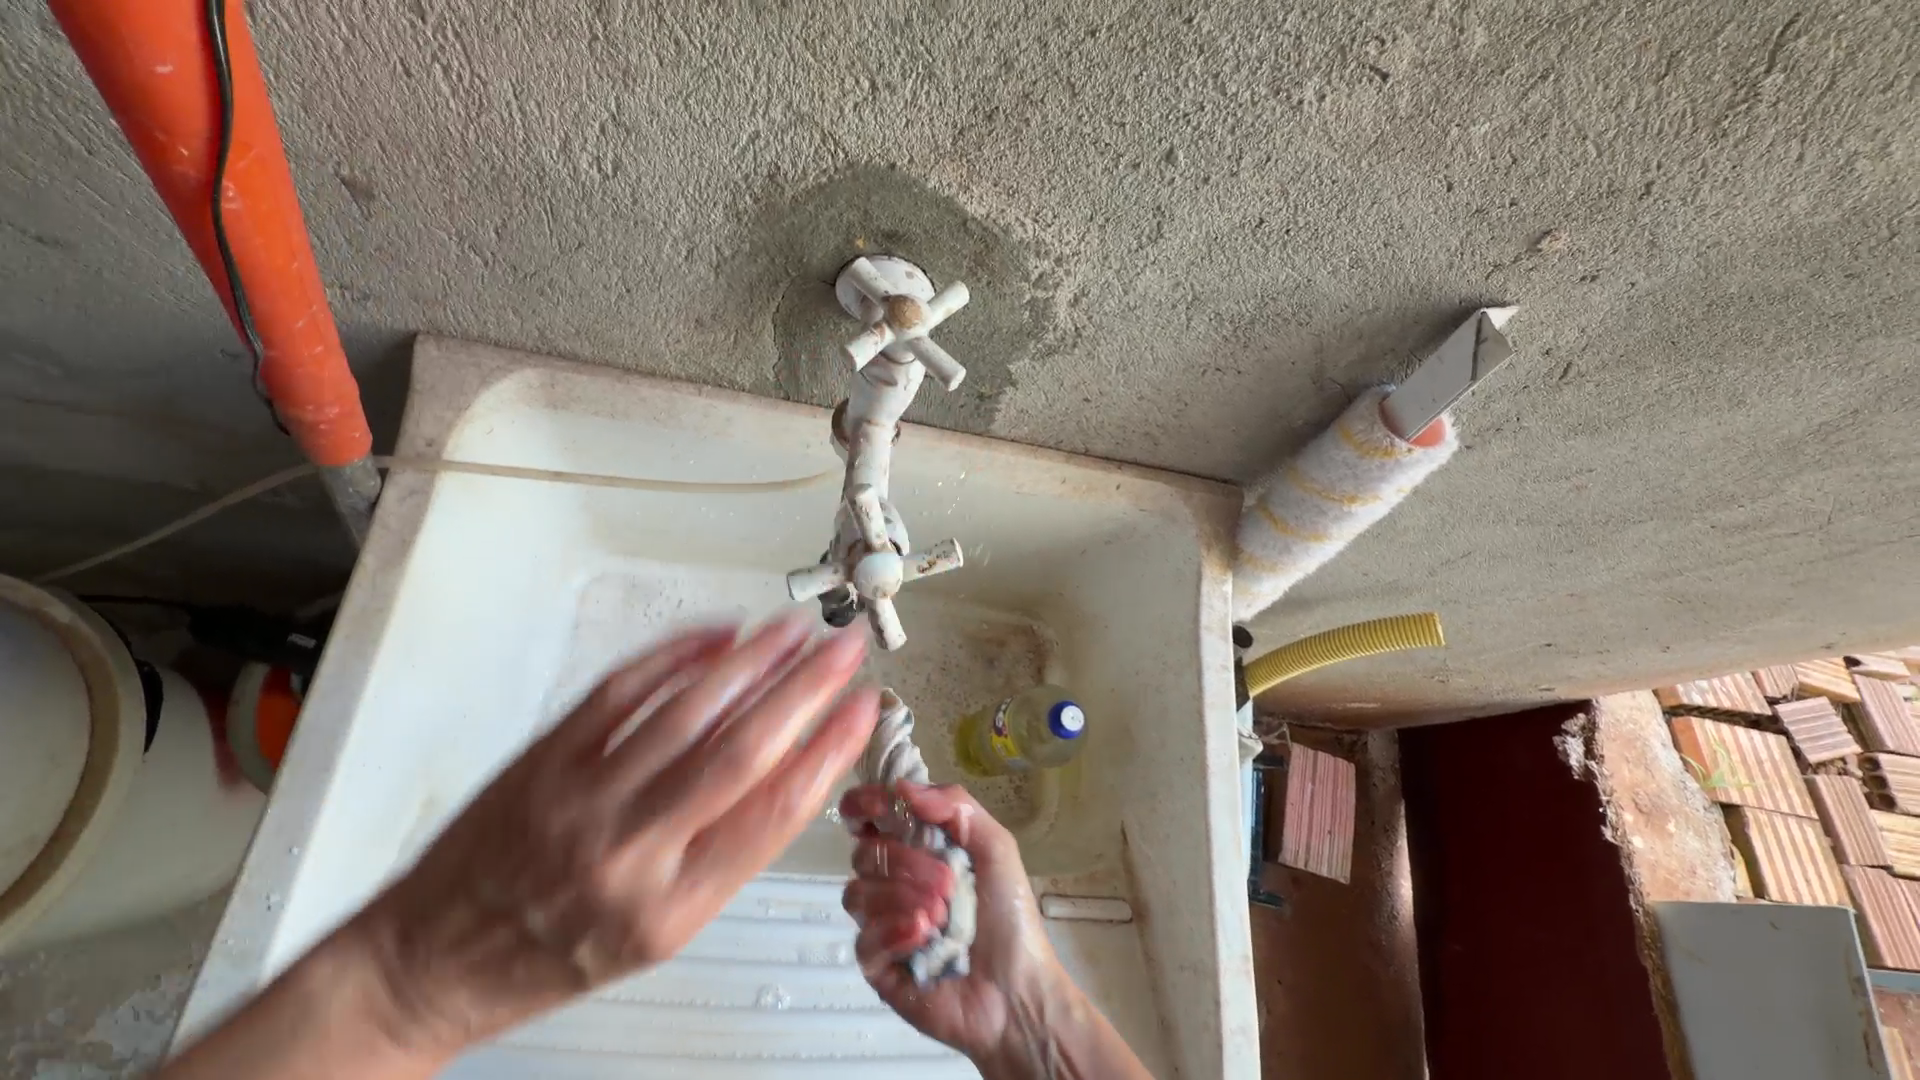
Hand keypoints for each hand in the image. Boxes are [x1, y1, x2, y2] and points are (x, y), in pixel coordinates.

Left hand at [350, 615, 877, 1057]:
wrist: (434, 960)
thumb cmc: (553, 953)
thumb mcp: (664, 929)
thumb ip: (729, 847)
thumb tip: (792, 764)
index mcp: (673, 905)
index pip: (777, 811)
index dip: (831, 748)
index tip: (862, 707)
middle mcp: (631, 849)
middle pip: (741, 749)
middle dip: (806, 688)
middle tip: (843, 649)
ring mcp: (584, 796)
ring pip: (687, 710)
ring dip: (752, 660)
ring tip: (793, 631)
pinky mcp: (547, 757)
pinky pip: (622, 690)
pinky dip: (676, 654)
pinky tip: (718, 635)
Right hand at [838, 782, 1070, 1067]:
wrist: (1017, 990)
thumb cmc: (1009, 915)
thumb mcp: (995, 847)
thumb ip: (955, 805)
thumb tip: (901, 787)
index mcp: (916, 848)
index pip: (870, 817)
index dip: (865, 805)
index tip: (872, 806)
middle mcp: (892, 881)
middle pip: (865, 853)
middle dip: (905, 862)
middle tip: (948, 883)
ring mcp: (881, 923)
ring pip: (858, 894)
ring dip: (903, 898)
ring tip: (942, 917)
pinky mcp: (878, 966)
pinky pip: (864, 939)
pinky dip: (895, 932)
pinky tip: (924, 937)